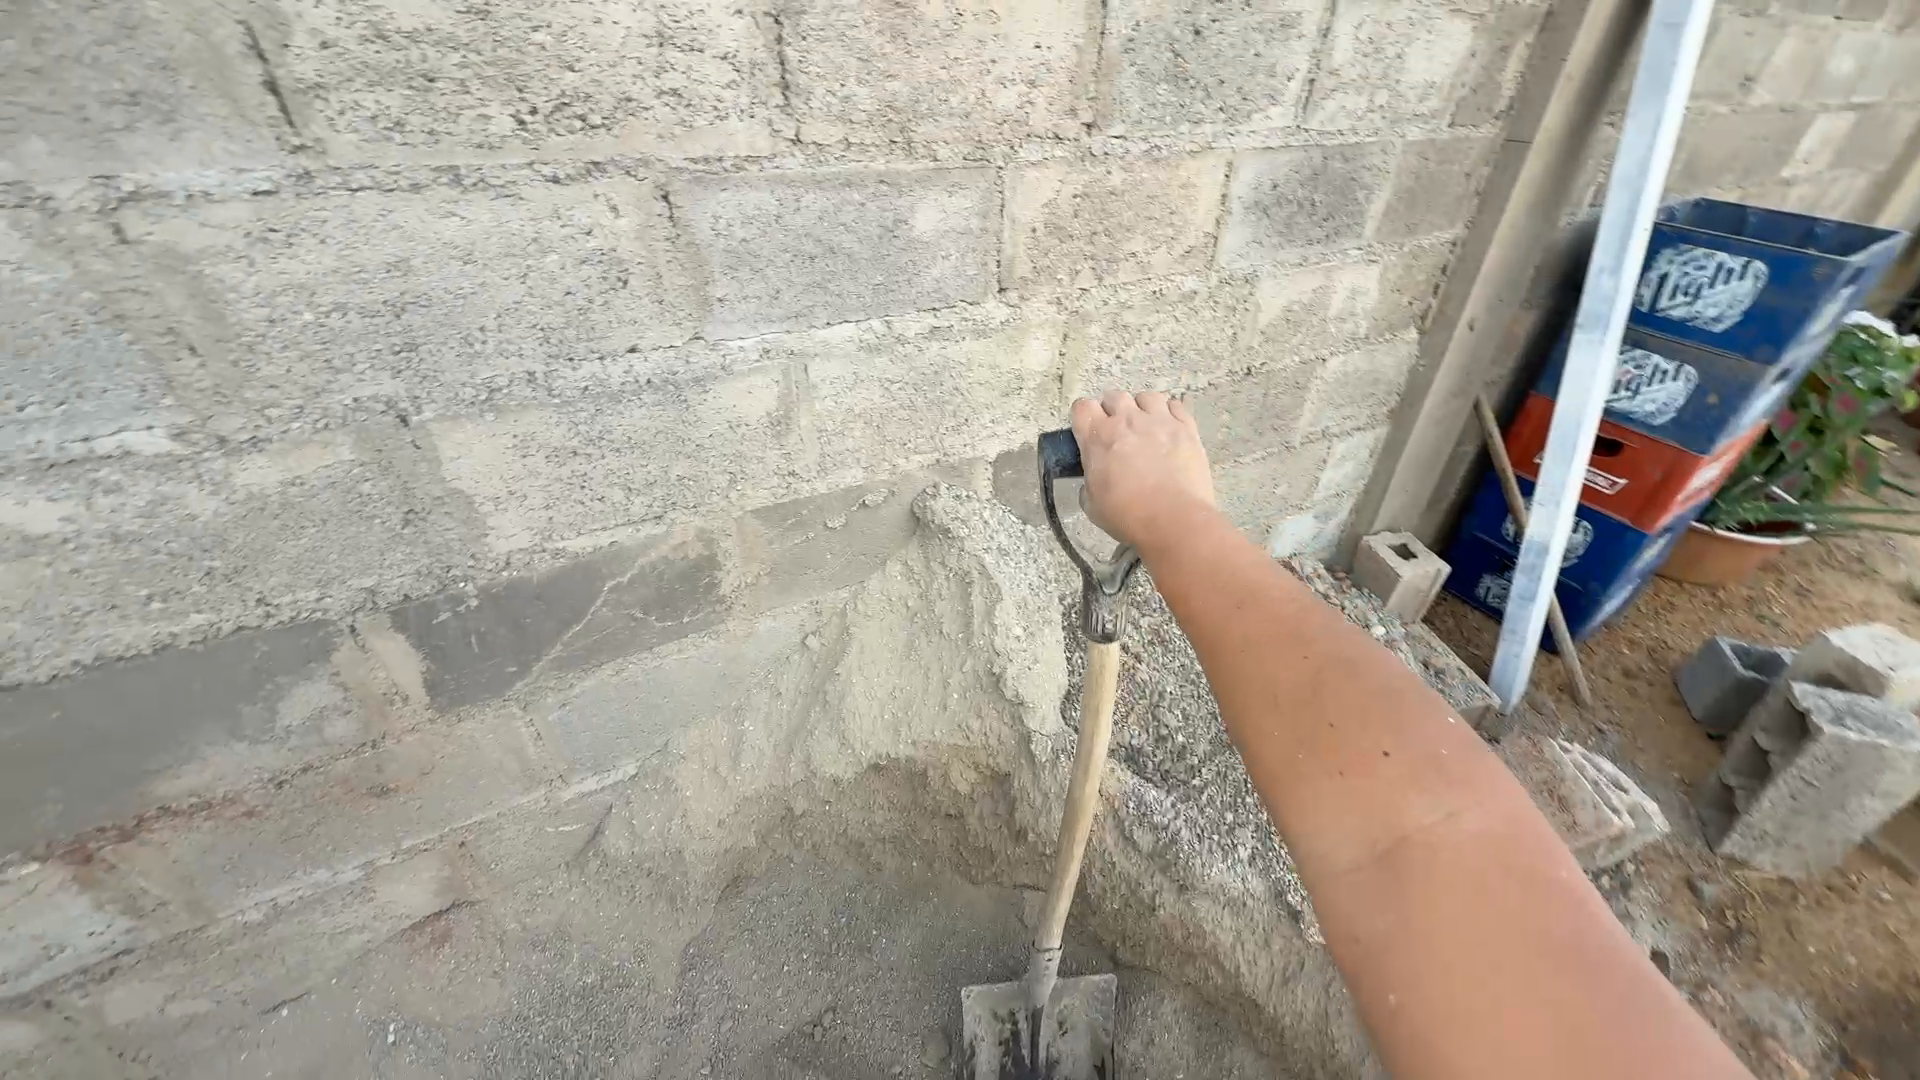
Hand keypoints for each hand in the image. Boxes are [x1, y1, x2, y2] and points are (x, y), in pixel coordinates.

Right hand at [1070, 390, 1217, 553]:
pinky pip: (1175, 405)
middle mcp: (1126, 421)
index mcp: (1097, 438)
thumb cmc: (1127, 515)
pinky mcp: (1186, 427)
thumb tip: (1094, 478)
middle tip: (1117, 431)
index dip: (1084, 417)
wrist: (1173, 520)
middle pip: (1114, 396)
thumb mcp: (1092, 504)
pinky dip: (1169, 413)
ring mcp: (1159, 421)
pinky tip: (1168, 429)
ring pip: (1146, 397)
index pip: (1082, 407)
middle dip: (1112, 410)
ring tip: (1145, 426)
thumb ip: (1089, 482)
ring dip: (1141, 408)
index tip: (1088, 430)